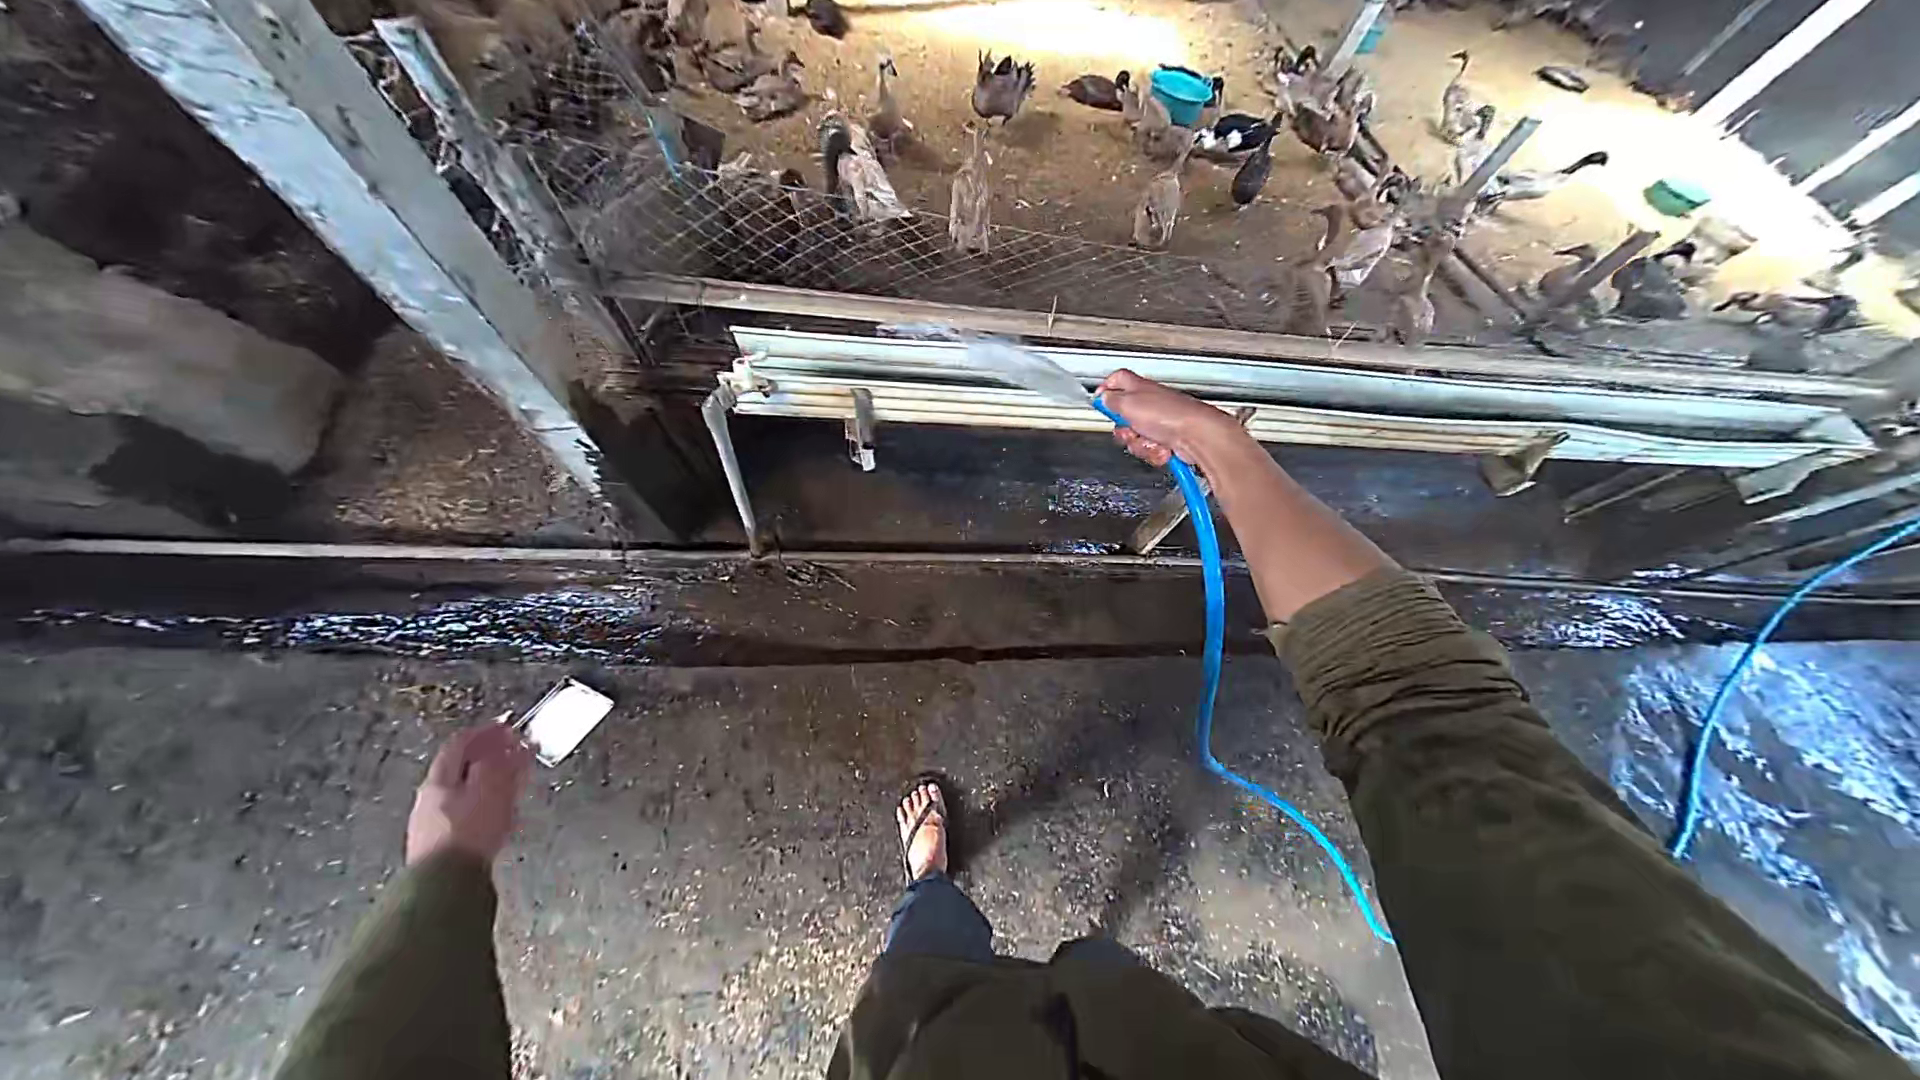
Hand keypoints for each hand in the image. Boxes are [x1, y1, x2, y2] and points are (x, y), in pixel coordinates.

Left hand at [405, 721, 531, 865]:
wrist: (445, 883)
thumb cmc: (469, 829)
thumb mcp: (491, 788)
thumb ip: (500, 764)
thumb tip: (509, 746)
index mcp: (438, 780)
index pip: (459, 743)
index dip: (485, 731)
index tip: (508, 726)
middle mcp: (430, 797)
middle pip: (462, 766)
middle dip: (490, 754)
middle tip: (515, 750)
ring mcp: (433, 821)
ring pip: (466, 787)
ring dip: (490, 777)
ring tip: (514, 777)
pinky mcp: (443, 842)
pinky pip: (468, 808)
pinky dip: (486, 798)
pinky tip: (501, 807)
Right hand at [1097, 369, 1243, 467]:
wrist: (1197, 435)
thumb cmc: (1170, 415)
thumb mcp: (1129, 404)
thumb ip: (1111, 400)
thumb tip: (1102, 397)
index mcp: (1140, 388)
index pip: (1118, 380)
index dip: (1106, 388)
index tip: (1099, 400)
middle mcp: (1150, 403)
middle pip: (1123, 416)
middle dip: (1123, 429)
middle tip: (1129, 429)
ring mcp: (1159, 422)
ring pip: (1135, 437)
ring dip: (1140, 444)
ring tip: (1150, 440)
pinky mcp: (1167, 440)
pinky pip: (1149, 449)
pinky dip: (1153, 452)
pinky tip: (1161, 448)